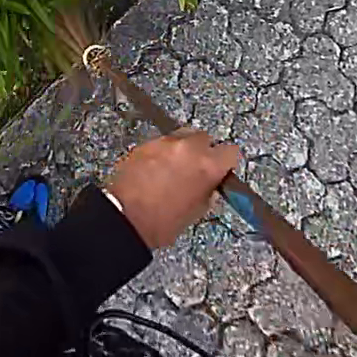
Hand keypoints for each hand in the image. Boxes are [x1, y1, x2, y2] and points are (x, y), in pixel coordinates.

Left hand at [105, 127, 238, 247]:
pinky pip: (162, 142)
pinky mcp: (146, 143)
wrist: (125, 217)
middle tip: (197, 168)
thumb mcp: (196, 212)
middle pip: (205, 137)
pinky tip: (158, 168)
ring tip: (176, 167)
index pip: (231, 151)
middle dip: (204, 151)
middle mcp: (188, 148)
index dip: (227, 161)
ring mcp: (165, 143)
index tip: (223, 167)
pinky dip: (164, 151)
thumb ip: (208, 191)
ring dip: (183, 148)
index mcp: (207, 165)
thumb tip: (211, 184)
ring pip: (182, 135)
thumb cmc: (161, 221)